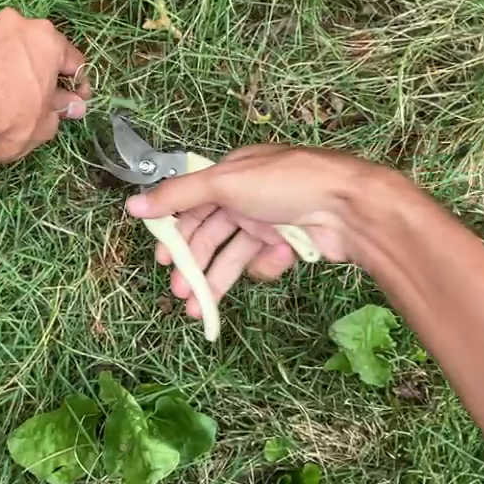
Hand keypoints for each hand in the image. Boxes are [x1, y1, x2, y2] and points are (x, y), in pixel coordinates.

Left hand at [0, 9, 88, 181]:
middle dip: (50, 74)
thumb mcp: (46, 120)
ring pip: (17, 51)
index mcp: (44, 37)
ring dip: (26, 70)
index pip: (72, 60)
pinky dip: (4, 72)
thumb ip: (62, 107)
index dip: (79, 84)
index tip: (78, 101)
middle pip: (43, 50)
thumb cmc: (10, 121)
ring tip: (27, 100)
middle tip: (53, 100)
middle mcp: (17, 25)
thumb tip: (74, 105)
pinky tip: (3, 95)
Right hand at [125, 145, 402, 317]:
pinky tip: (278, 259)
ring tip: (198, 308)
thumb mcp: (224, 183)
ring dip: (214, 280)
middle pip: (208, 235)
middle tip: (178, 291)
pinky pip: (264, 261)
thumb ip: (177, 196)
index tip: (160, 258)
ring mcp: (268, 222)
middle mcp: (247, 197)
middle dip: (191, 264)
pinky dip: (267, 264)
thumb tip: (132, 205)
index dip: (173, 232)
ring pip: (232, 255)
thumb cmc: (286, 184)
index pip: (191, 204)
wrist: (351, 208)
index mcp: (230, 174)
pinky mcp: (288, 245)